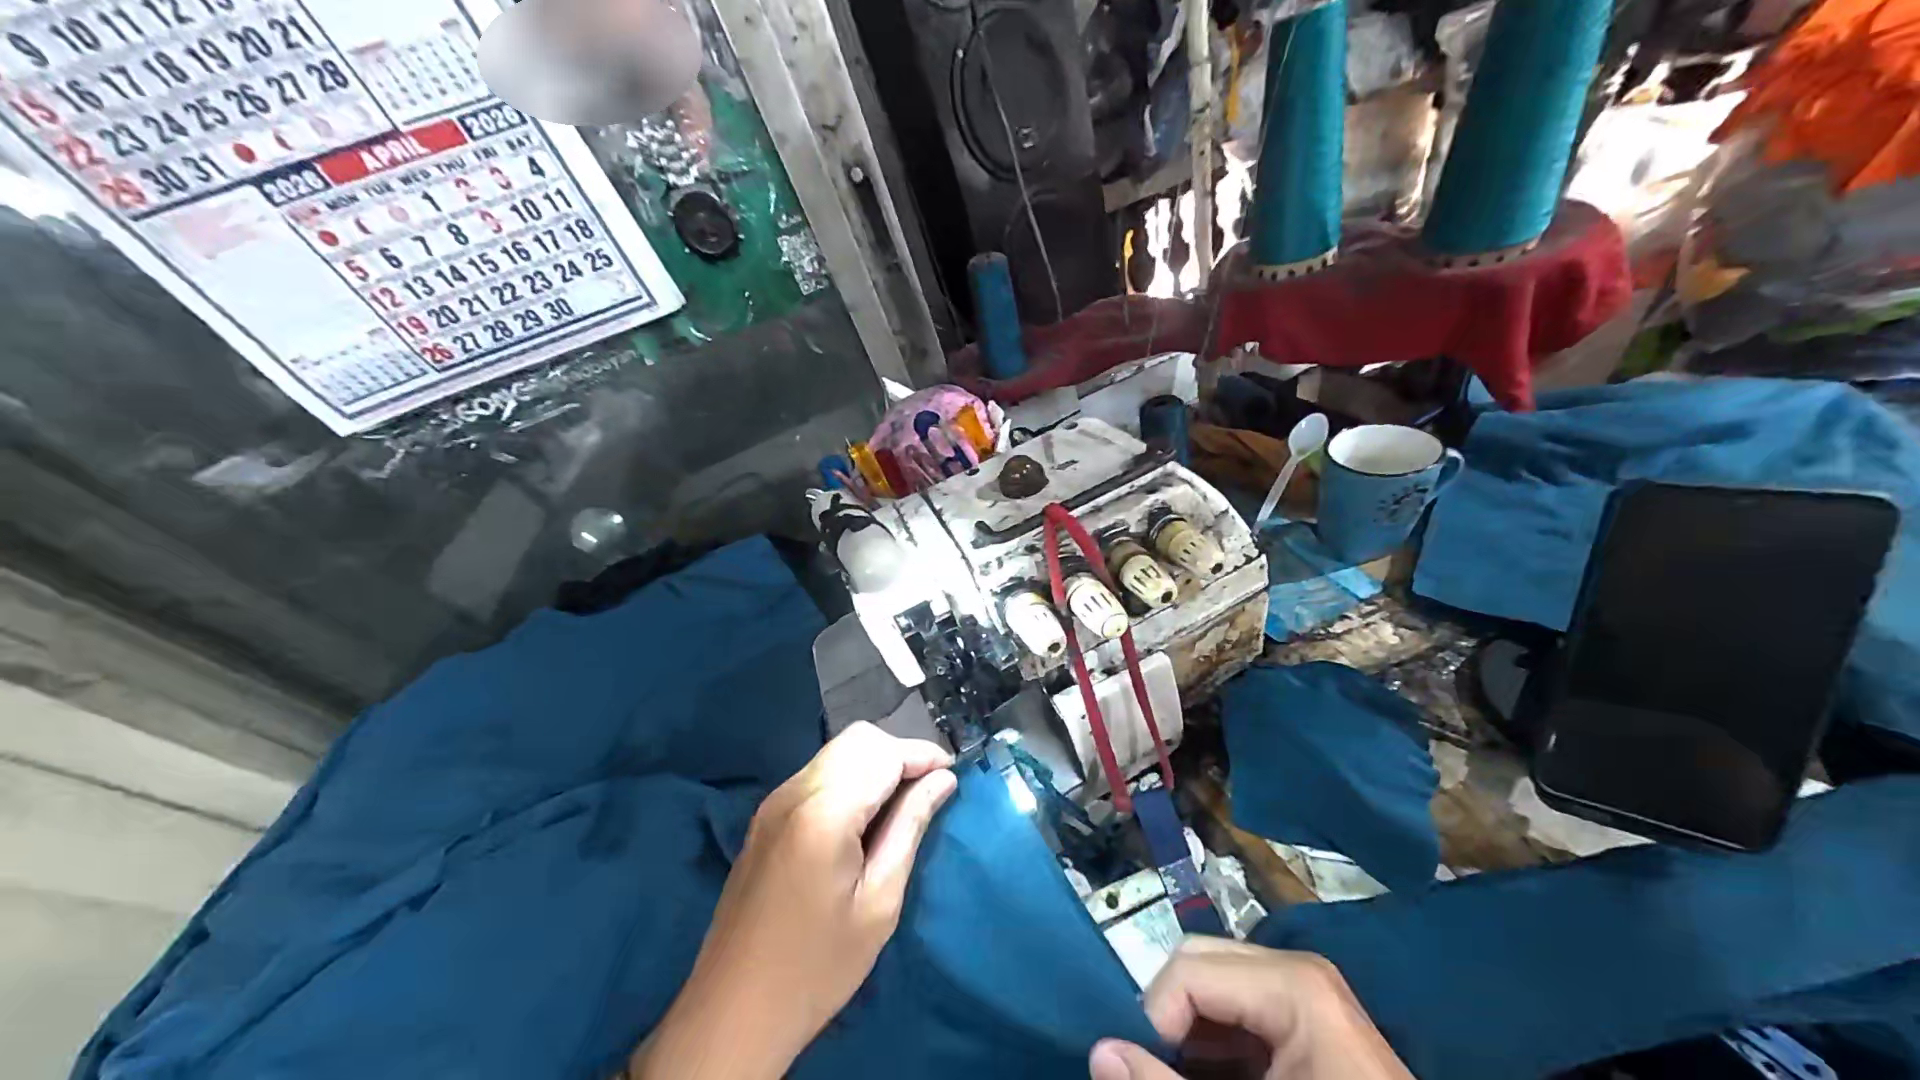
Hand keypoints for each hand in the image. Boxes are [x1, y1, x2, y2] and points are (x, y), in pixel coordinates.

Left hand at [628, 722, 958, 1079]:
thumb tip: (942, 780)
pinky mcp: (766, 816)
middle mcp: (794, 791)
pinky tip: (865, 817)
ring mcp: (774, 801)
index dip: (923, 755)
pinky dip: (850, 778)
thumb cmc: (817, 966)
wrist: (733, 1009)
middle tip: (928, 792)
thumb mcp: (879, 902)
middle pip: (858, 740)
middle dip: (899, 754)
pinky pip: (818, 773)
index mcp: (824, 812)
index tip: (952, 776)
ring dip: (875, 764)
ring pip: (837, 752)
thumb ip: (910, 828)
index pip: (883, 753)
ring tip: (902, 805)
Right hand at [1089, 938, 1413, 1079]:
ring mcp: (1305, 990)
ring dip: (1187, 1032)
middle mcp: (1297, 970)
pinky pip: (1237, 1007)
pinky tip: (1216, 1079)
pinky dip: (1214, 1041)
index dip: (1154, 1019)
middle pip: (1197, 962)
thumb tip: (1098, 1052)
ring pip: (1211, 983)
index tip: (1145, 1074)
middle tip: (1162, 1073)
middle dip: (1169, 1018)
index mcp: (1293, 984)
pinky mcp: (1307, 1015)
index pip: (1188, 969)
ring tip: (1186, 1078)